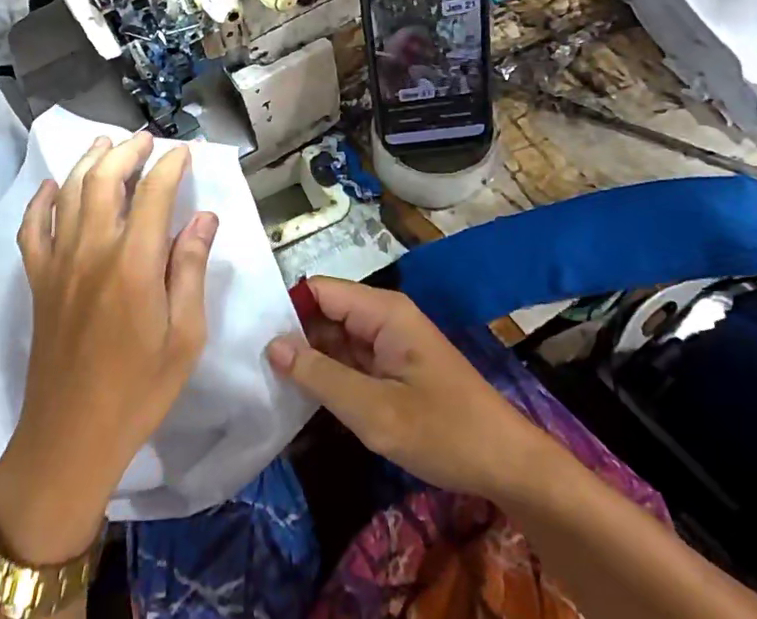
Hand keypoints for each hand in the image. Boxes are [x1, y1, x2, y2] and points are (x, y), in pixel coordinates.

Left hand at [0, 133, 217, 563]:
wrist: (72, 433)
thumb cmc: (140, 389)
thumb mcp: (184, 336)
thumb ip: (189, 270)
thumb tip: (204, 218)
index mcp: (133, 264)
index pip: (152, 195)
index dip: (169, 167)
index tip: (183, 153)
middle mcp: (91, 250)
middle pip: (104, 180)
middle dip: (126, 152)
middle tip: (146, 140)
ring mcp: (58, 262)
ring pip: (69, 193)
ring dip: (88, 162)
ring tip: (105, 143)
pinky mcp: (37, 280)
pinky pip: (32, 228)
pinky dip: (41, 200)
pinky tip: (52, 186)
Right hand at [266, 277, 555, 502]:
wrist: (509, 466)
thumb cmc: (444, 432)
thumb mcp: (374, 410)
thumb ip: (320, 375)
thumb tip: (271, 345)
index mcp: (382, 312)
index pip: (318, 290)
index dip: (284, 306)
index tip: (248, 331)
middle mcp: (383, 318)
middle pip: (324, 312)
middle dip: (291, 334)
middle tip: (249, 361)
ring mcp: (388, 343)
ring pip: (333, 338)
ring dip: (307, 358)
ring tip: (262, 376)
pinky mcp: (391, 367)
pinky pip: (349, 360)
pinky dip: (327, 375)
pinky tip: (298, 393)